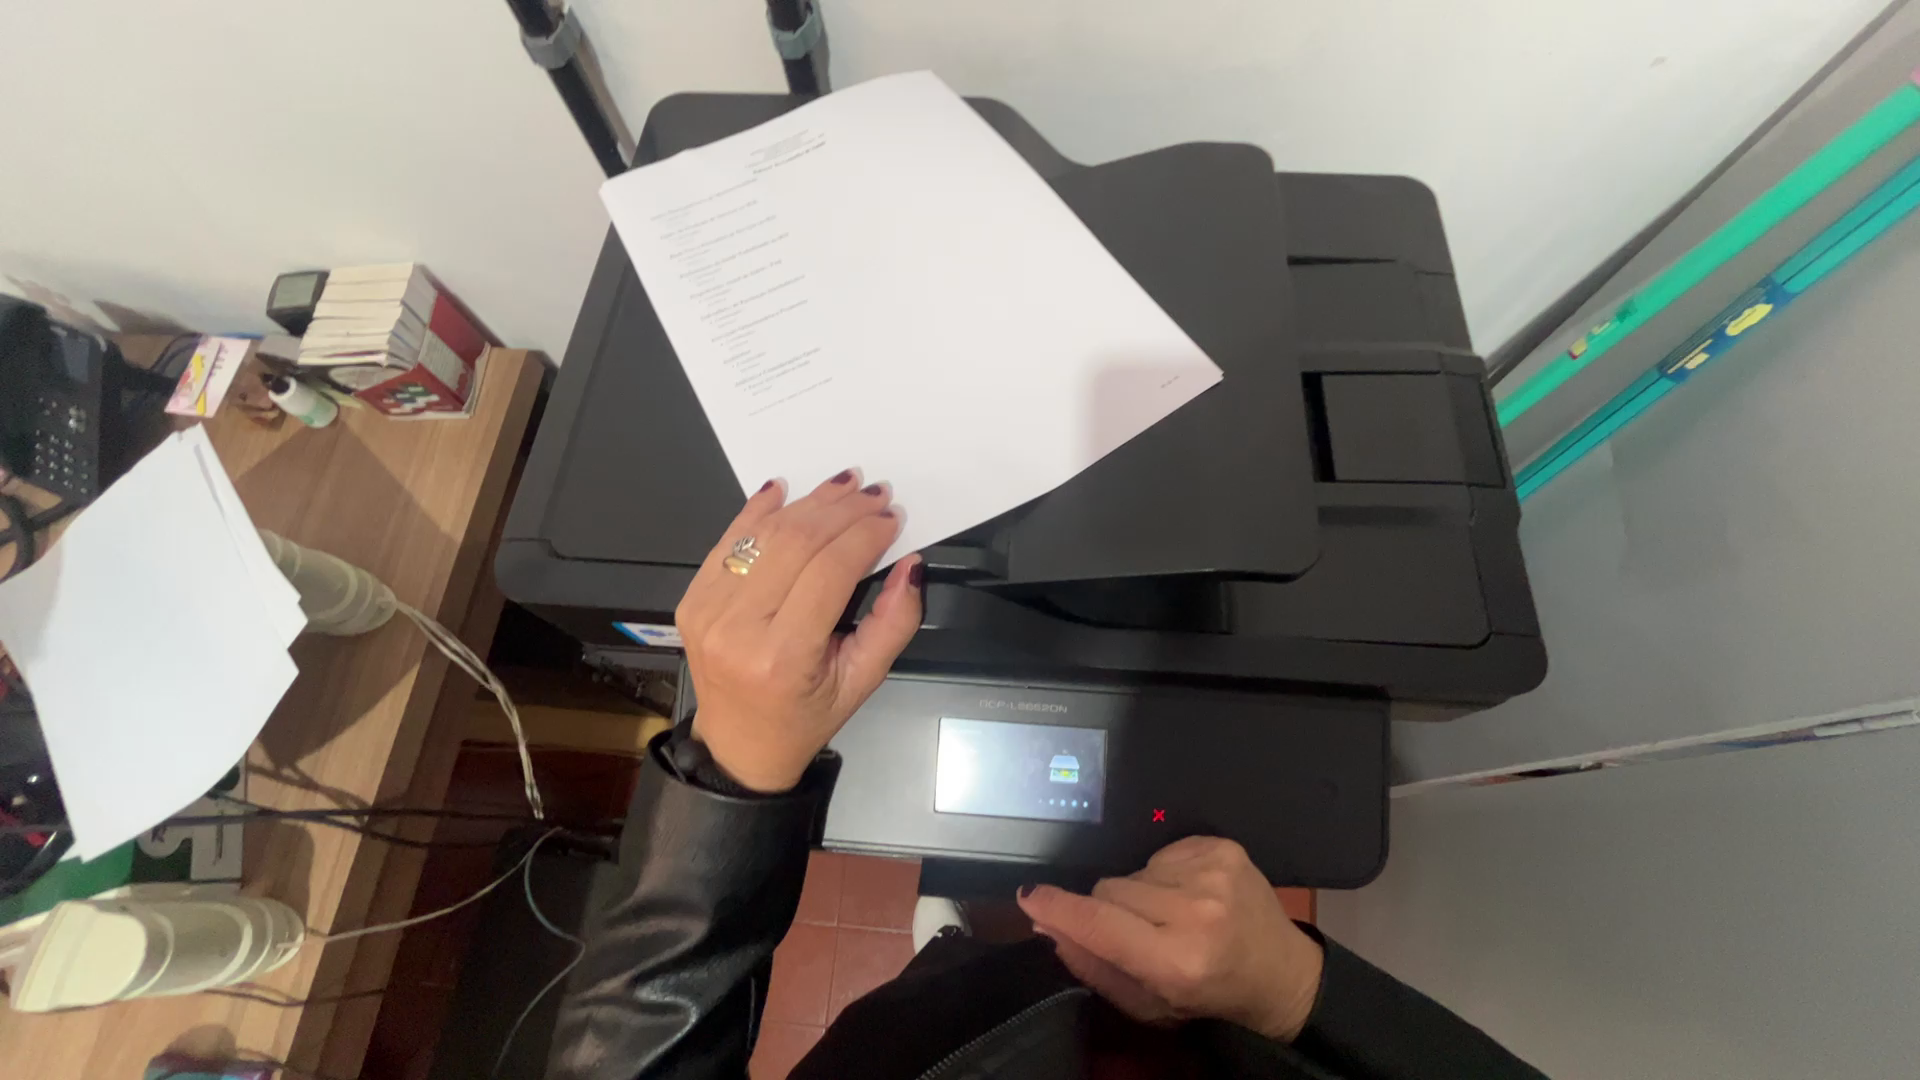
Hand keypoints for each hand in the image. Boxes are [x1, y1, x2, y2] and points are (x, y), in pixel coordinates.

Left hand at [675, 470, 923, 792]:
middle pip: (796, 543)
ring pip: (765, 535)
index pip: (829, 572)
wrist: (739, 744)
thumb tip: (910, 565)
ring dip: (808, 503)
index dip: (864, 535)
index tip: (891, 517)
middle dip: (842, 510)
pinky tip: (784, 489)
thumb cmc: (804, 717)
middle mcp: (737, 628)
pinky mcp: (692, 598)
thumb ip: (894, 623)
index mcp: (782, 656)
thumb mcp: (862, 681)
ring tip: (843, 485)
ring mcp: (707, 610)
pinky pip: (728, 540)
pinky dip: (758, 510)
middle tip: (874, 494)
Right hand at [1017, 837, 1323, 1040]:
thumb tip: (1048, 925)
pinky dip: (1165, 872)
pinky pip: (1160, 851)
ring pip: (1132, 869)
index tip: (1030, 898)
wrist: (1279, 972)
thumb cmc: (1210, 994)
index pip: (1100, 923)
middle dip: (1109, 907)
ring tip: (1169, 911)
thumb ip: (1093, 965)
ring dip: (1139, 889)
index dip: (1059, 908)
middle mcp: (1196, 912)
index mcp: (1178, 961)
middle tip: (1138, 929)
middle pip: (1109, 888)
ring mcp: (1211, 873)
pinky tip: (1188, 891)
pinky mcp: (1219, 846)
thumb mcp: (1148, 1004)